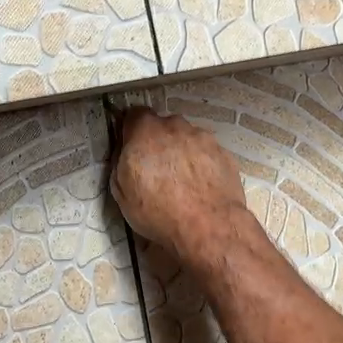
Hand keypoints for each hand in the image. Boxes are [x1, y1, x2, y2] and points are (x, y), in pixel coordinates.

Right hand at [109, 106, 253, 269]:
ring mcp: (202, 137)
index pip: (134, 115)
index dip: (132, 130)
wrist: (209, 227)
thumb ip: (120, 162)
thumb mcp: (121, 192)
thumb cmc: (159, 211)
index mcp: (145, 131)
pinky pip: (206, 153)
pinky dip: (202, 164)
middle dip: (159, 142)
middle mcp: (175, 126)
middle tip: (157, 170)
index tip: (132, 147)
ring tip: (183, 183)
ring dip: (182, 152)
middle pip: (163, 127)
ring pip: (186, 139)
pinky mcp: (223, 152)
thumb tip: (125, 151)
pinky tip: (201, 187)